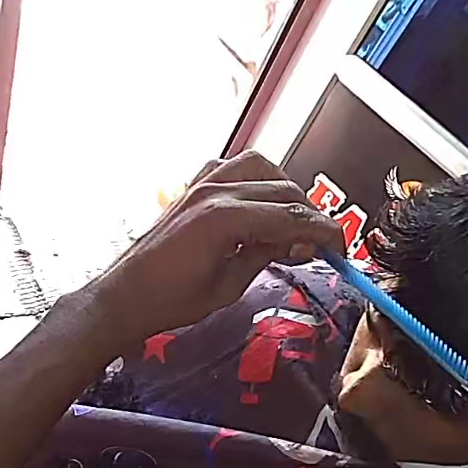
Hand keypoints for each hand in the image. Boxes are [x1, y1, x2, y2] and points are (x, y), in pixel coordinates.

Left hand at [79, 152, 343, 349]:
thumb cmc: (170, 300)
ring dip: (284, 189)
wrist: (126, 296)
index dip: (325, 232)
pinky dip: (254, 179)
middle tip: (318, 245)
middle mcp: (215, 191)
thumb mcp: (228, 287)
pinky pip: (232, 166)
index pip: (293, 216)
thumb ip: (264, 256)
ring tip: (290, 221)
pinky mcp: (191, 187)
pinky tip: (257, 204)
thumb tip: (297, 242)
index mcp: (225, 219)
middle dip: (309, 216)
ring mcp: (200, 184)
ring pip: (261, 166)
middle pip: (284, 189)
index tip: (341, 248)